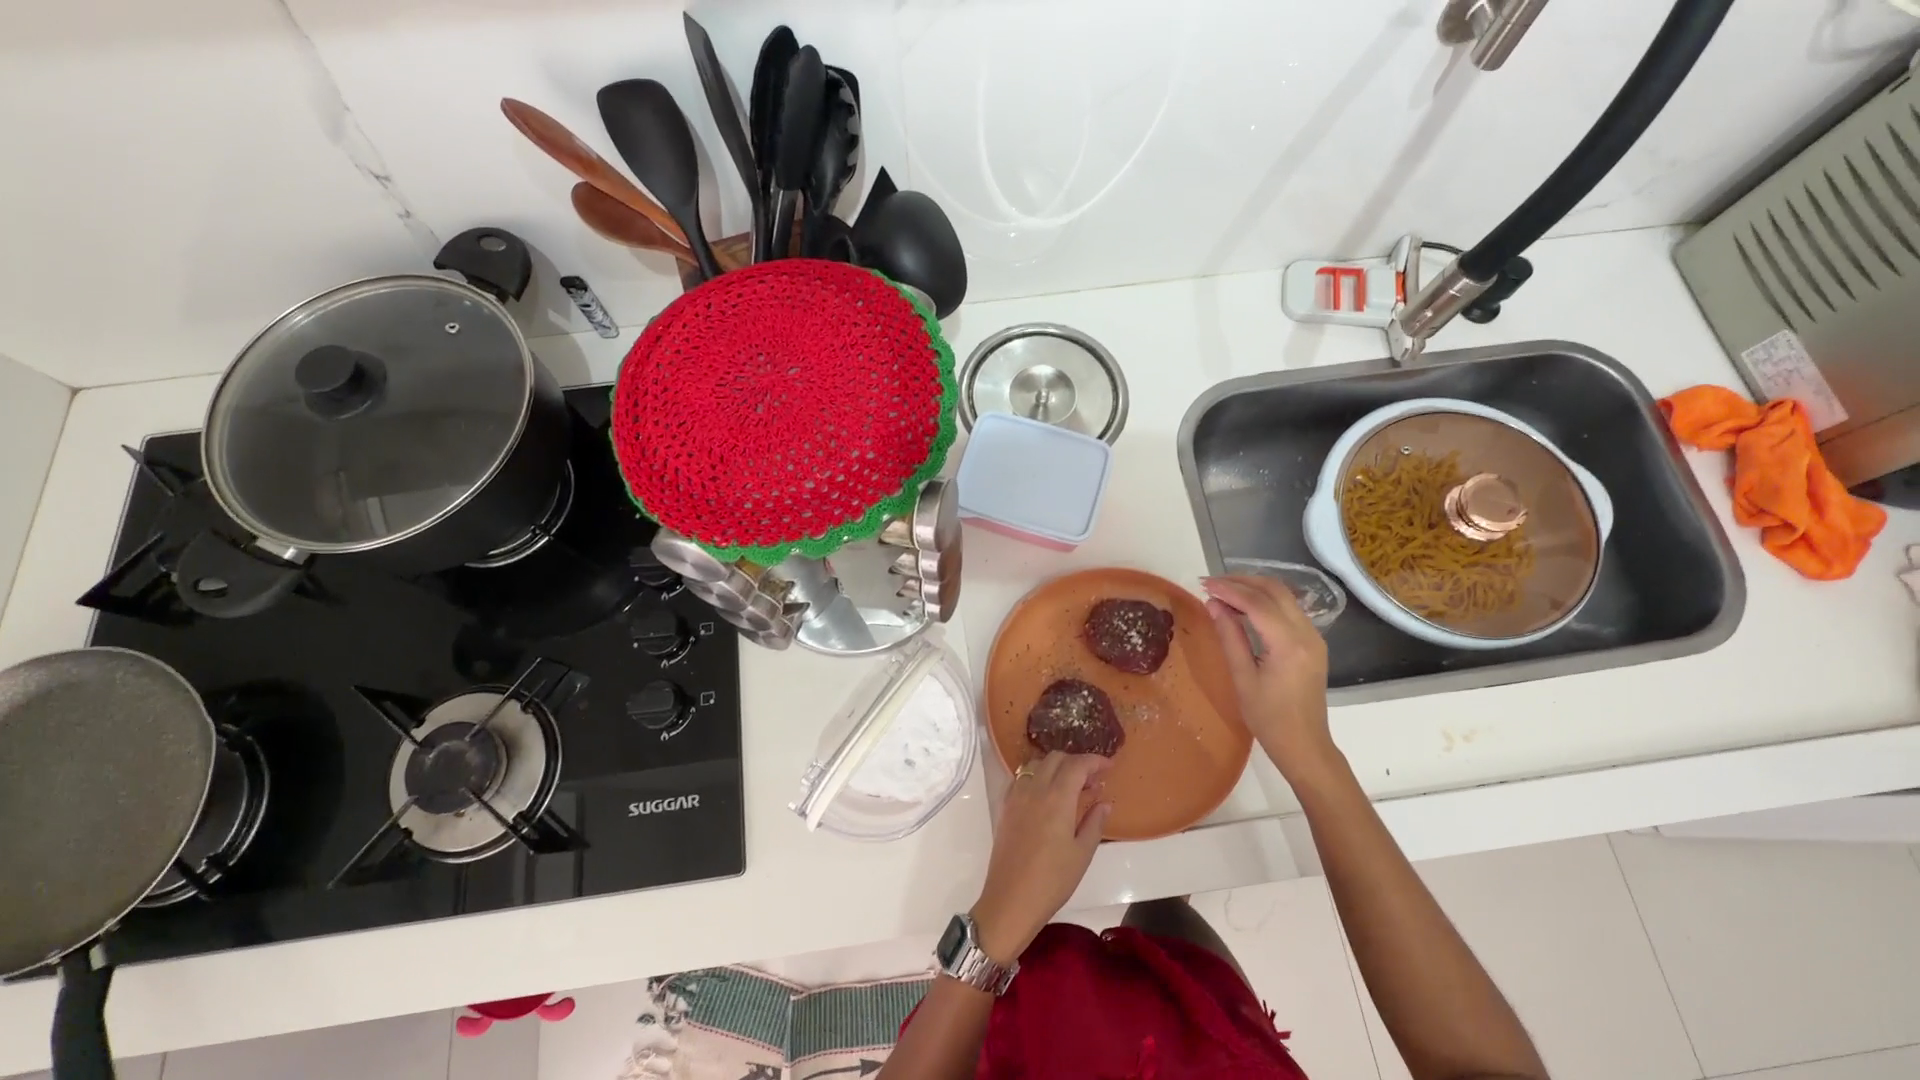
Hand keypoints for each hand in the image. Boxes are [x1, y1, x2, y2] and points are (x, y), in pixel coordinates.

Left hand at [970, 752, 1111, 963]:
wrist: (1011, 899)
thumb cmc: (1052, 880)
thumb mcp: (1082, 853)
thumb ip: (1094, 823)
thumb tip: (1104, 803)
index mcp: (1056, 798)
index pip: (1077, 765)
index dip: (1095, 761)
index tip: (1108, 766)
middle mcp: (1034, 790)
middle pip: (1055, 759)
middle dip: (1076, 762)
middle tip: (1092, 781)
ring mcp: (1015, 797)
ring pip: (1035, 765)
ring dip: (1055, 767)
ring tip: (1070, 787)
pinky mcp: (1004, 808)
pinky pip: (1020, 779)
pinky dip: (1036, 777)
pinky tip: (1045, 796)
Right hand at [1202, 575, 1340, 781]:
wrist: (1304, 743)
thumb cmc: (1269, 718)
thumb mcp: (1243, 678)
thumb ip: (1230, 637)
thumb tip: (1214, 605)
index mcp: (1289, 645)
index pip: (1258, 604)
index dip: (1230, 590)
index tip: (1204, 585)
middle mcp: (1307, 633)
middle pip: (1275, 591)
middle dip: (1243, 581)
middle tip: (1212, 584)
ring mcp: (1314, 637)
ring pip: (1284, 596)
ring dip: (1254, 589)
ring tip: (1224, 592)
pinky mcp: (1312, 642)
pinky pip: (1289, 609)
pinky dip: (1265, 601)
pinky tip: (1244, 608)